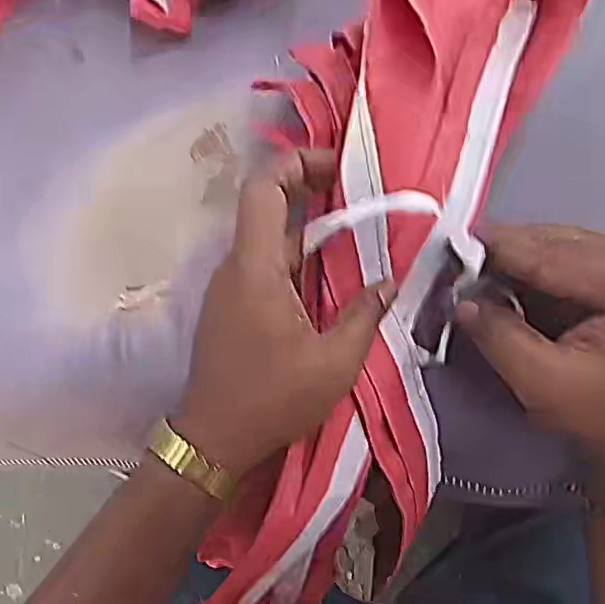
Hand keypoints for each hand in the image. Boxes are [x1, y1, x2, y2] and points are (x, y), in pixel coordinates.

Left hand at [173, 150, 393, 474]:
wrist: (215, 440)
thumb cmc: (273, 400)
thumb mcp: (334, 362)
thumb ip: (364, 315)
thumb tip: (389, 282)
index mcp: (254, 269)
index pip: (264, 186)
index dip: (299, 163)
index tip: (337, 170)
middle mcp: (233, 271)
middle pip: (269, 216)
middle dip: (315, 206)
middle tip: (362, 216)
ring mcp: (225, 294)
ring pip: (267, 250)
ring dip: (307, 246)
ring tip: (352, 259)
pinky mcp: (226, 315)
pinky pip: (259, 277)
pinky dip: (291, 273)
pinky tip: (322, 295)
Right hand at [457, 223, 604, 517]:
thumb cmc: (603, 418)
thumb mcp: (545, 383)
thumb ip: (501, 338)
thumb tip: (460, 302)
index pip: (557, 256)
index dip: (499, 252)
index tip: (450, 246)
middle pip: (556, 243)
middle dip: (500, 254)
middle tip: (448, 258)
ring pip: (553, 248)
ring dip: (507, 262)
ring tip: (462, 269)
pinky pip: (557, 264)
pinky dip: (520, 274)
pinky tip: (488, 280)